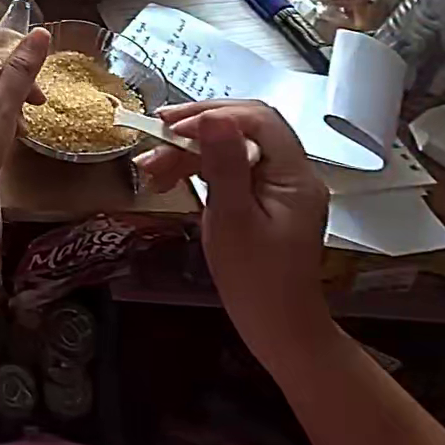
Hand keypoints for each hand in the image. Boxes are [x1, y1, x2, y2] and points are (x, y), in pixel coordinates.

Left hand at [0, 25, 50, 224]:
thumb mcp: (2, 109)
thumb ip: (22, 70)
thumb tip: (41, 33)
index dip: (8, 40)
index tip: (33, 62)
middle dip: (15, 74)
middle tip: (38, 98)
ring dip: (11, 97)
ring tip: (28, 122)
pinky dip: (0, 113)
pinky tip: (13, 134)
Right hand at [137, 100, 330, 354]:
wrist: (278, 329)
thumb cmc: (255, 281)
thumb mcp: (232, 220)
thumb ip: (224, 164)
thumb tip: (213, 117)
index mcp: (295, 174)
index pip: (258, 120)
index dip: (213, 115)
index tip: (172, 128)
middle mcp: (292, 171)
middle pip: (244, 128)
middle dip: (197, 127)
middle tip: (156, 132)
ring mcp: (278, 184)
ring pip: (231, 148)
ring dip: (189, 151)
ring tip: (149, 167)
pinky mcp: (262, 197)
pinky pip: (230, 169)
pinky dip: (198, 170)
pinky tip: (167, 179)